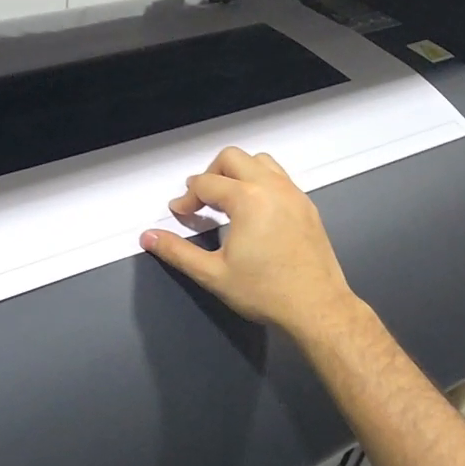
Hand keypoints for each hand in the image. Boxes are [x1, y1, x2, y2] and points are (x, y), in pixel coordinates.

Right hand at [139, 147, 363, 336]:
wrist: (316, 307)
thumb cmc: (265, 292)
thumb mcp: (213, 274)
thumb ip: (177, 252)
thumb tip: (148, 238)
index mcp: (248, 199)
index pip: (206, 183)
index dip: (186, 197)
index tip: (179, 214)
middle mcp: (273, 187)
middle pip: (233, 158)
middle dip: (210, 174)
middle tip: (199, 200)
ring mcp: (294, 194)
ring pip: (261, 161)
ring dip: (238, 172)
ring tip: (226, 199)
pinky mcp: (307, 206)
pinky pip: (280, 178)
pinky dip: (260, 182)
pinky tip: (254, 211)